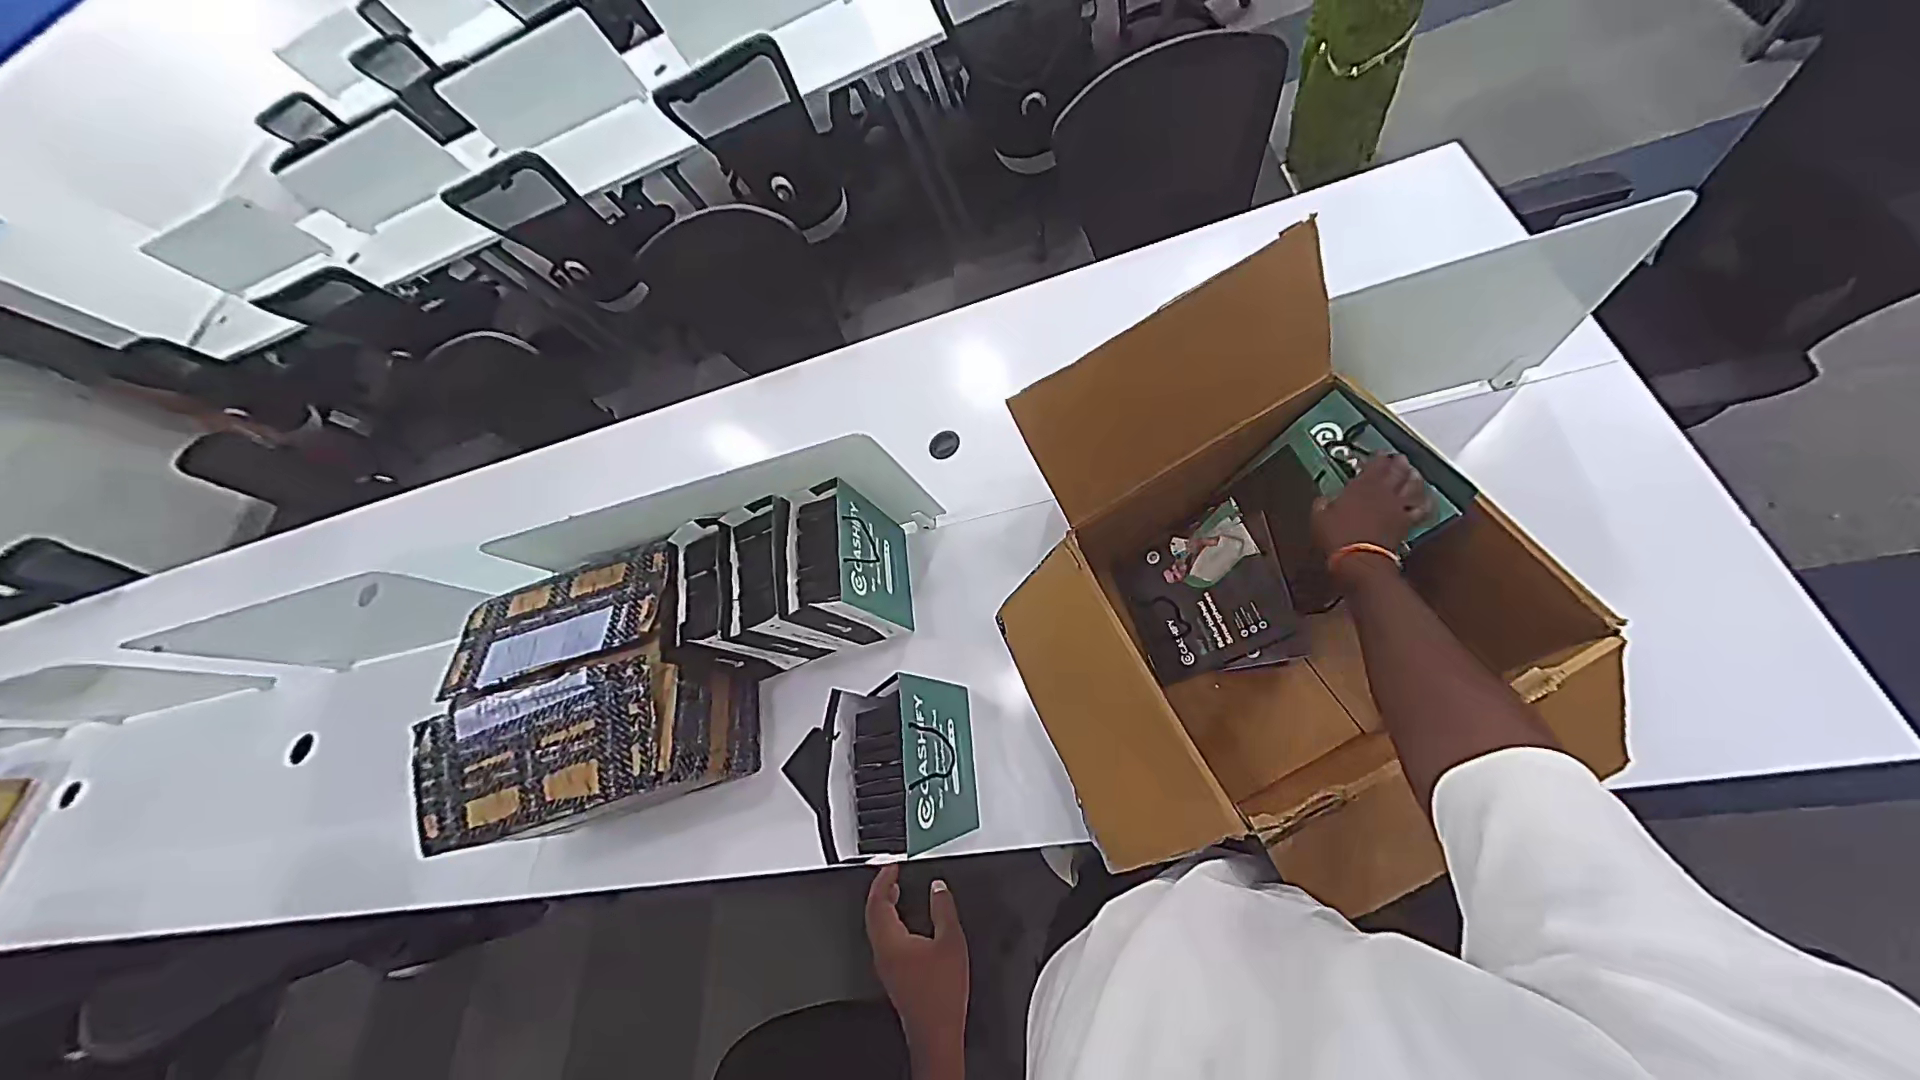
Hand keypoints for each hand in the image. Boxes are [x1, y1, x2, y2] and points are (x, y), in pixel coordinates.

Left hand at [865, 865, 967, 1063]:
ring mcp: (886, 966)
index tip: (890, 866)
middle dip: (880, 890)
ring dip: (883, 905)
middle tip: (890, 875)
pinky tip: (904, 922)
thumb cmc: (941, 994)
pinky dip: (889, 922)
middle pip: (872, 914)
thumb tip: (938, 887)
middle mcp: (882, 953)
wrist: (937, 1033)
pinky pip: (883, 939)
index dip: (882, 879)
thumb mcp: (951, 940)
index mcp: (891, 941)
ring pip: (876, 927)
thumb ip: (943, 908)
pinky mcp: (893, 975)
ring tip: (895, 891)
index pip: (877, 901)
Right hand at [1311, 454, 1431, 558]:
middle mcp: (1383, 493)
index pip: (1374, 465)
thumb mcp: (1319, 517)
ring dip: (1414, 477)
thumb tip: (1324, 500)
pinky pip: (1421, 509)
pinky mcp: (1406, 522)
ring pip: (1412, 486)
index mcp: (1361, 487)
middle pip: (1397, 472)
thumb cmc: (1336, 536)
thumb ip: (1323, 504)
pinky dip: (1425, 502)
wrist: (1359, 558)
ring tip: (1413, 472)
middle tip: (1399, 458)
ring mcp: (1397, 507)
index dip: (1378, 457)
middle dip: (1398, 463)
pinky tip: (1426, 499)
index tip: (1378, 453)